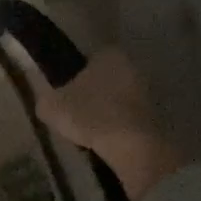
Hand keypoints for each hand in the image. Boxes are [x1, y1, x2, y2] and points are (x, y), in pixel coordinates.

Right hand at [35, 48, 185, 200]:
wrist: (130, 145)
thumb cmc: (89, 115)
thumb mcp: (51, 107)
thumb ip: (46, 99)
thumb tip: (48, 102)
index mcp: (109, 55)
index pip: (89, 58)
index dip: (75, 75)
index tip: (66, 92)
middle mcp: (131, 67)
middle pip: (105, 79)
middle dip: (92, 94)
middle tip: (75, 113)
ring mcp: (146, 92)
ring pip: (118, 99)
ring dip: (106, 112)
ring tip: (88, 132)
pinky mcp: (154, 116)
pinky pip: (128, 118)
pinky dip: (117, 127)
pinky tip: (105, 141)